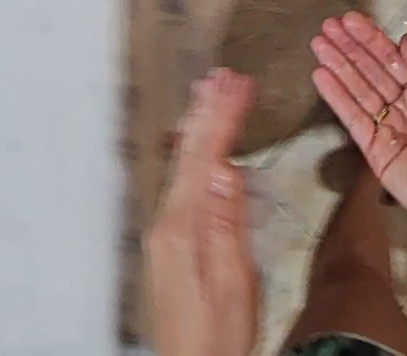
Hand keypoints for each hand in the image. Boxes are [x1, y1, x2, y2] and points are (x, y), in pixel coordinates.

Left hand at [145, 68, 258, 355]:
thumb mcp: (234, 281)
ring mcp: (166, 228)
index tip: (240, 84)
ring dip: (200, 123)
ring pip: (183, 162)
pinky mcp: (172, 237)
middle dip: (210, 111)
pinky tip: (196, 139)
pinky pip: (182, 176)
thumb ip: (228, 223)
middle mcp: (168, 221)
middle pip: (190, 153)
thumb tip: (227, 169)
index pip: (206, 157)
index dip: (223, 117)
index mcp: (184, 227)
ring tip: (210, 90)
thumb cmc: (219, 333)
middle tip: (227, 76)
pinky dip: (193, 148)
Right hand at [309, 12, 406, 243]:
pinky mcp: (373, 149)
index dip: (370, 38)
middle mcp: (403, 104)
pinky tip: (322, 76)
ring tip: (319, 44)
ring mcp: (387, 125)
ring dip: (337, 65)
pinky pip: (352, 117)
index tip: (351, 20)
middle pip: (370, 69)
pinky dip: (336, 96)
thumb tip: (405, 39)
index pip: (392, 57)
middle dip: (348, 47)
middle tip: (327, 26)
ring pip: (357, 88)